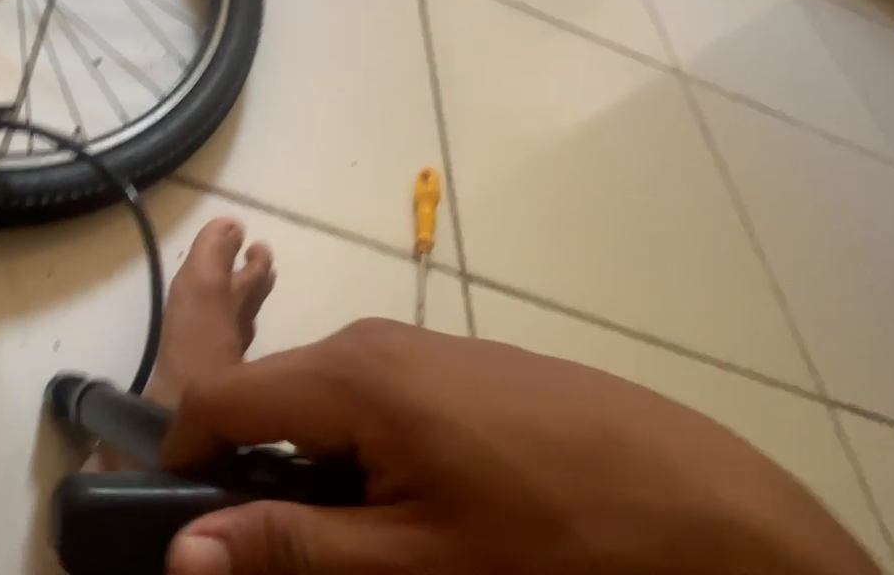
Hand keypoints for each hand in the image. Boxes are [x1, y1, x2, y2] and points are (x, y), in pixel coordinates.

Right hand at [161, 320, 880, 574]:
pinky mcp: (456, 363)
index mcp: (347, 375)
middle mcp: (370, 341)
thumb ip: (290, 546)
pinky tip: (411, 504)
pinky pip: (373, 397)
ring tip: (349, 538)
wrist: (709, 510)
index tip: (186, 526)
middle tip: (275, 550)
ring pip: (322, 398)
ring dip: (309, 462)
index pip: (221, 396)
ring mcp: (417, 346)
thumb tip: (183, 549)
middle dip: (250, 466)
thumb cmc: (552, 541)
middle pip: (270, 396)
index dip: (187, 457)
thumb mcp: (412, 562)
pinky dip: (360, 448)